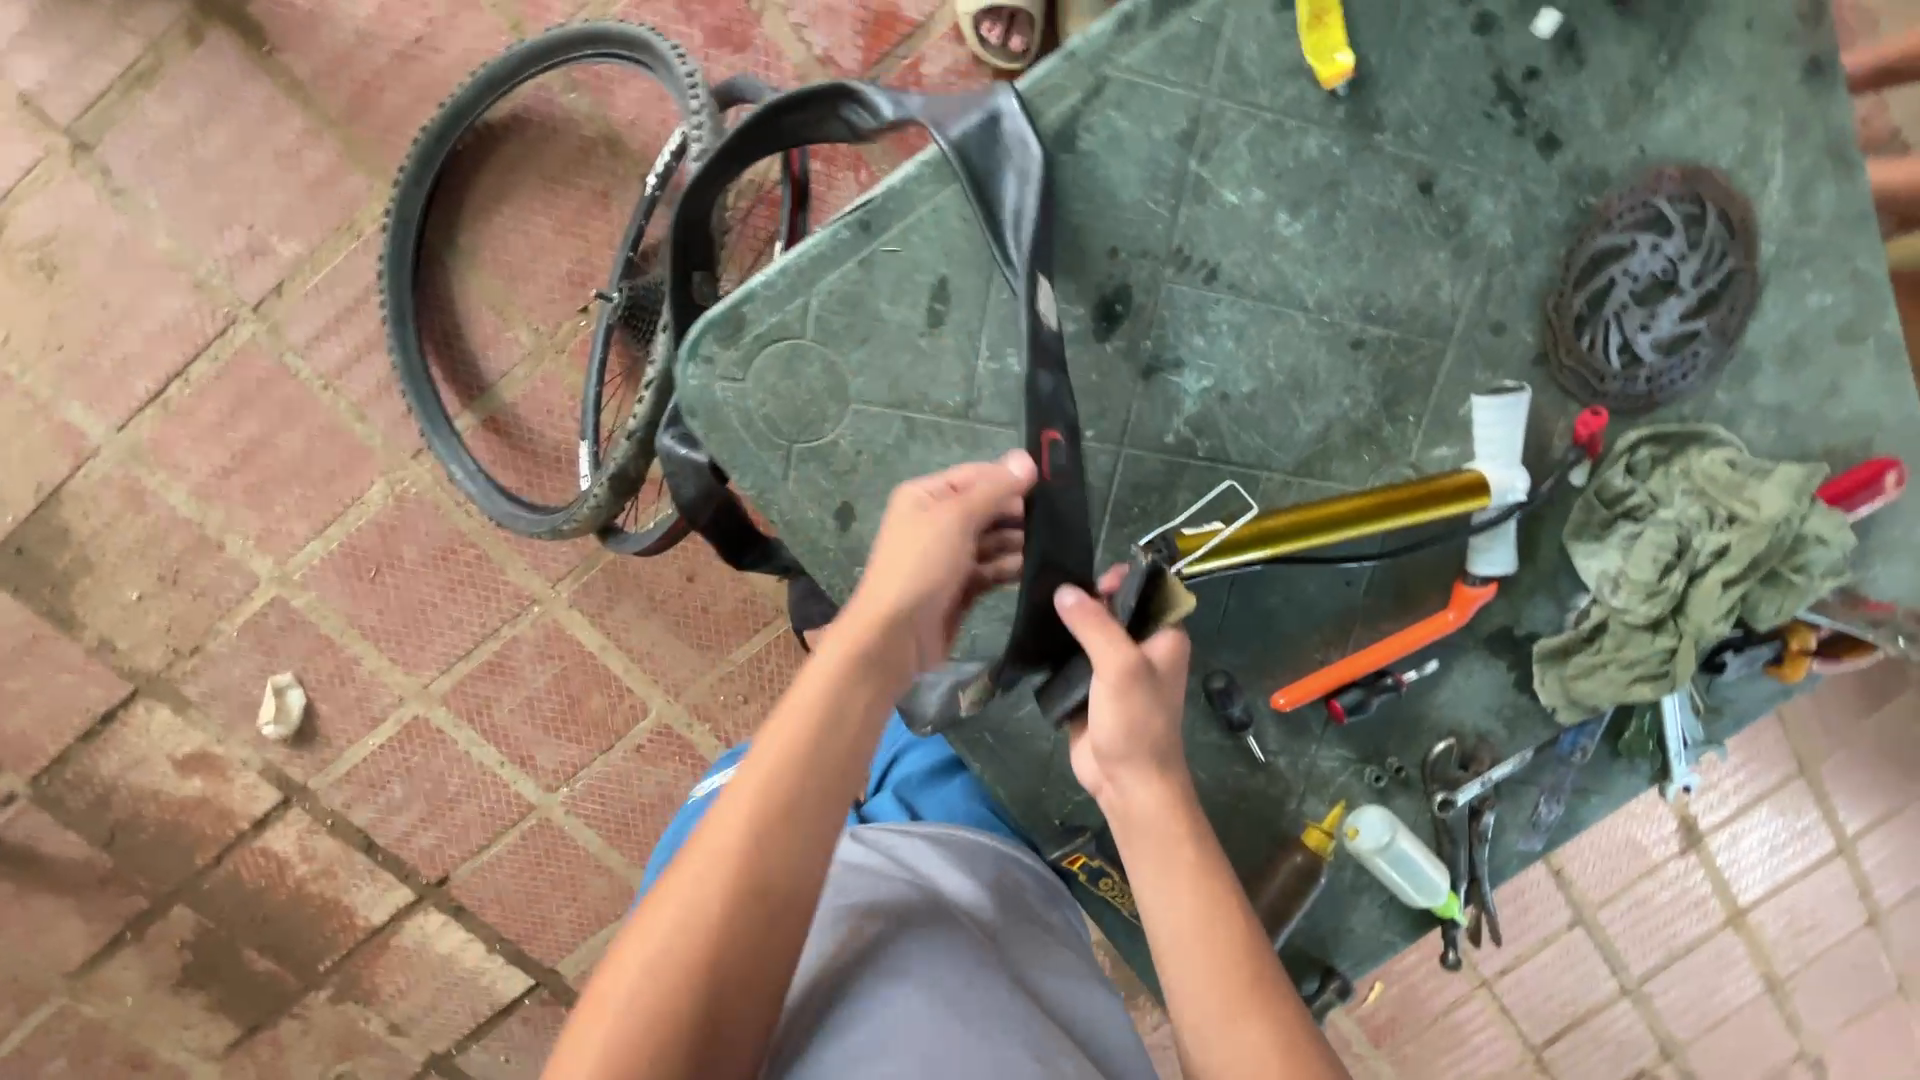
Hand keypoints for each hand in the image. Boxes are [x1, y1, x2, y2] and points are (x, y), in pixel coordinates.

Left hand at [839, 450, 1036, 676]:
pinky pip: (990, 569)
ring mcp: (948, 556)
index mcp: (926, 496)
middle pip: (986, 507)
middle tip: (1055, 520)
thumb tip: (1027, 458)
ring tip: (1047, 546)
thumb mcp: (956, 518)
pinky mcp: (960, 587)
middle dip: (1016, 513)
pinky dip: (1008, 568)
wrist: (896, 635)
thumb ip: (994, 489)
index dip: (1009, 478)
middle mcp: (936, 521)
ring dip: (1016, 542)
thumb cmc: (921, 566)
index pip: (975, 475)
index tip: (1051, 485)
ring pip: (991, 540)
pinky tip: (1033, 569)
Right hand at [1055, 566, 1193, 811]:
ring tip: (1040, 609)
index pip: (1146, 591)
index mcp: (1163, 636)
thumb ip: (1094, 624)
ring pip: (1088, 632)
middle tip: (1058, 595)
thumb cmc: (1137, 721)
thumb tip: (1063, 590)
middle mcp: (1141, 647)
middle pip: (1112, 608)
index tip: (1093, 580)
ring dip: (1067, 624)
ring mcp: (1113, 668)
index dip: (1122, 579)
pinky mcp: (1088, 688)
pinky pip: (1071, 658)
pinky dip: (1056, 649)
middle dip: (1086, 599)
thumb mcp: (1120, 665)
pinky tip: (1036, 637)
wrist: (1126, 782)